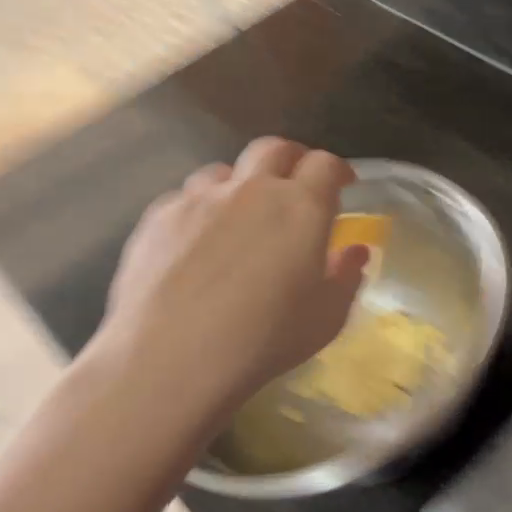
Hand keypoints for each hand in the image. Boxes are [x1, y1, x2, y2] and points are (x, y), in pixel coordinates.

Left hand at [86, 137, 368, 421]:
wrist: (167, 361)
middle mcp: (252, 190)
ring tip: (242, 213)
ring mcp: (199, 201)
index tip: (344, 185)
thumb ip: (346, 276)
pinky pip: (185, 198)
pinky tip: (198, 241)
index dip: (338, 171)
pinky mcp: (157, 220)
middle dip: (291, 159)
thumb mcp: (327, 317)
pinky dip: (201, 209)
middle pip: (274, 149)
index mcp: (302, 207)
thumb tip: (354, 252)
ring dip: (241, 183)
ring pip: (225, 170)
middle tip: (296, 184)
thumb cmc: (264, 339)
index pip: (326, 164)